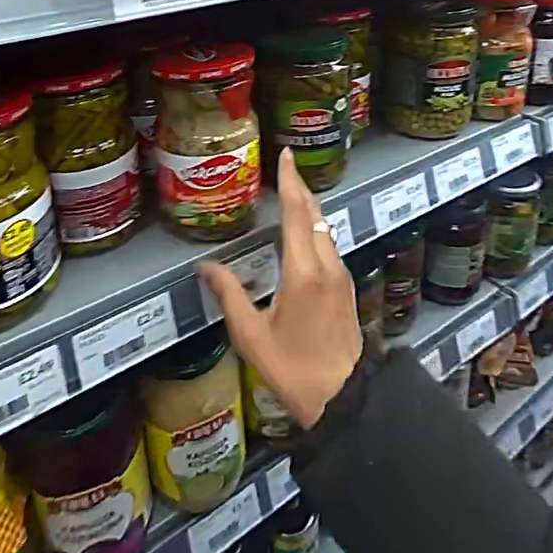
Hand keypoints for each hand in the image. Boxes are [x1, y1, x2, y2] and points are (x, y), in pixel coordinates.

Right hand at [198, 149, 363, 428]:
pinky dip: (314, 227)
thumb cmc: (292, 367)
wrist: (345, 397)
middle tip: (284, 166)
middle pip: (314, 214)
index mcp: (303, 272)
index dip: (289, 181)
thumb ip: (229, 295)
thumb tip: (205, 267)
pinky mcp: (346, 288)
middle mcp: (327, 266)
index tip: (285, 155)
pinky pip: (329, 244)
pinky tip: (302, 233)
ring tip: (289, 193)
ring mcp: (341, 276)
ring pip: (325, 228)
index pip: (296, 213)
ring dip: (308, 207)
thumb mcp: (251, 334)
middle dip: (299, 187)